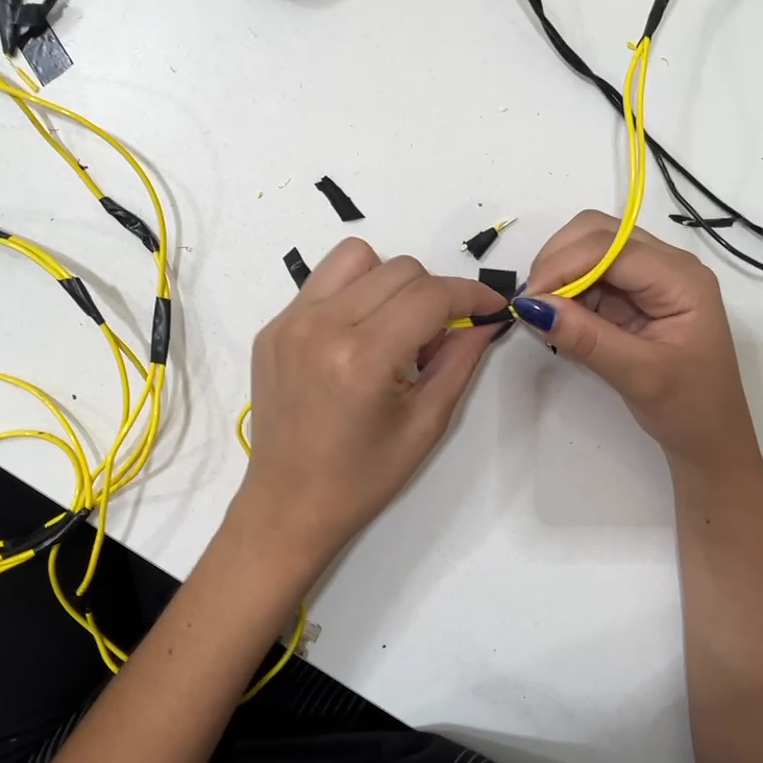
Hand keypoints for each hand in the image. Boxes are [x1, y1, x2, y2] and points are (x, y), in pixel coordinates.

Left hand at [237, 239, 505, 574]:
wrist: (288, 504)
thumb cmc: (363, 477)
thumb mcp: (426, 423)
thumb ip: (460, 360)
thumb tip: (485, 319)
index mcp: (363, 357)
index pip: (431, 295)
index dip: (471, 295)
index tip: (490, 307)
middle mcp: (321, 326)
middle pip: (398, 268)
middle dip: (432, 293)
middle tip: (435, 337)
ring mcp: (289, 322)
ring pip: (355, 257)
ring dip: (388, 280)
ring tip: (392, 327)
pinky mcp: (272, 327)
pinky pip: (323, 283)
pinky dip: (351, 295)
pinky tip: (356, 338)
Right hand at [512, 210, 751, 465]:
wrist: (711, 439)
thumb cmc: (690, 408)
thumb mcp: (639, 375)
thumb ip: (587, 338)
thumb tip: (532, 306)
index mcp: (681, 278)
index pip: (610, 247)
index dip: (563, 265)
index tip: (528, 303)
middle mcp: (667, 265)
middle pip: (598, 233)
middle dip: (558, 259)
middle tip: (533, 304)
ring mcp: (649, 277)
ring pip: (590, 247)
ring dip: (559, 272)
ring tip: (543, 313)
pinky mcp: (632, 294)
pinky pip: (590, 275)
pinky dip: (566, 288)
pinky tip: (558, 317)